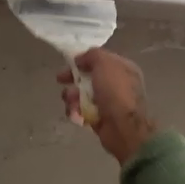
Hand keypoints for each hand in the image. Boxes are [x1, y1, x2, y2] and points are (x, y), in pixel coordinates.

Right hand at [60, 48, 157, 164]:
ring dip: (72, 96)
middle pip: (89, 76)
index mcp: (123, 68)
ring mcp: (109, 102)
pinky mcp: (100, 118)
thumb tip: (80, 58)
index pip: (101, 59)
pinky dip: (76, 111)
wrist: (124, 128)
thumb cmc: (116, 92)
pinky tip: (75, 114)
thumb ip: (92, 55)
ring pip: (83, 94)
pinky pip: (83, 111)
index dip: (84, 60)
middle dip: (73, 78)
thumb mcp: (105, 64)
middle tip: (60, 80)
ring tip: (71, 101)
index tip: (69, 62)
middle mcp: (117, 84)